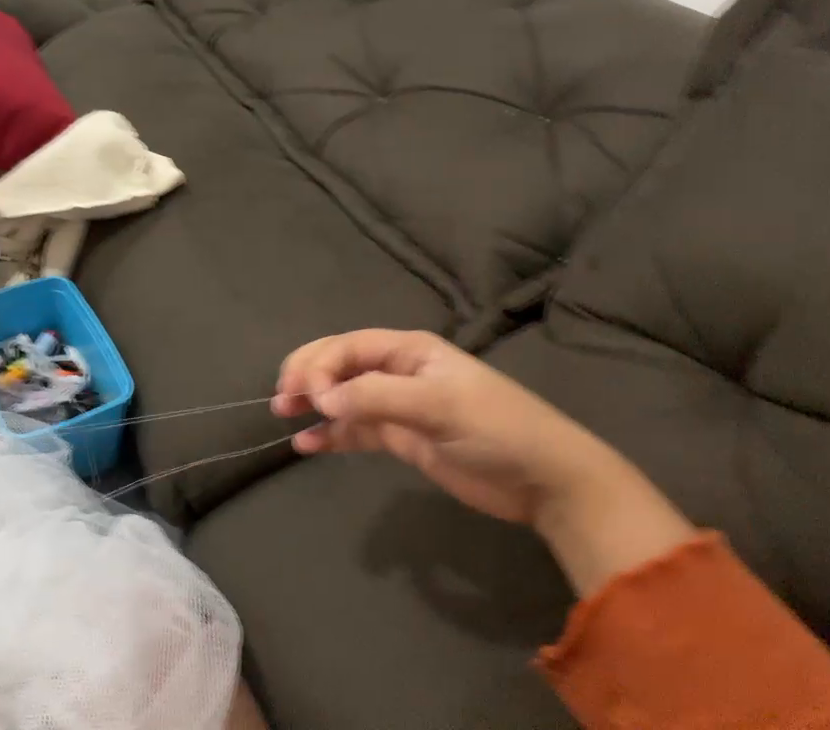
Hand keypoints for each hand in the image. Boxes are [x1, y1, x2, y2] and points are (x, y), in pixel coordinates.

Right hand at [273, 330, 695, 592]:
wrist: (549, 482)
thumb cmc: (497, 430)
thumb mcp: (438, 406)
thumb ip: (375, 397)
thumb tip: (320, 401)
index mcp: (409, 351)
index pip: (348, 347)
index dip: (319, 365)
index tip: (307, 396)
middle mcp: (399, 372)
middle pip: (338, 365)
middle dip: (307, 377)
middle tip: (281, 399)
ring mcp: (398, 405)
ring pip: (342, 397)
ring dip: (312, 404)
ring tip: (283, 416)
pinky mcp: (402, 438)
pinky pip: (354, 430)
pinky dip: (329, 435)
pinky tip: (307, 444)